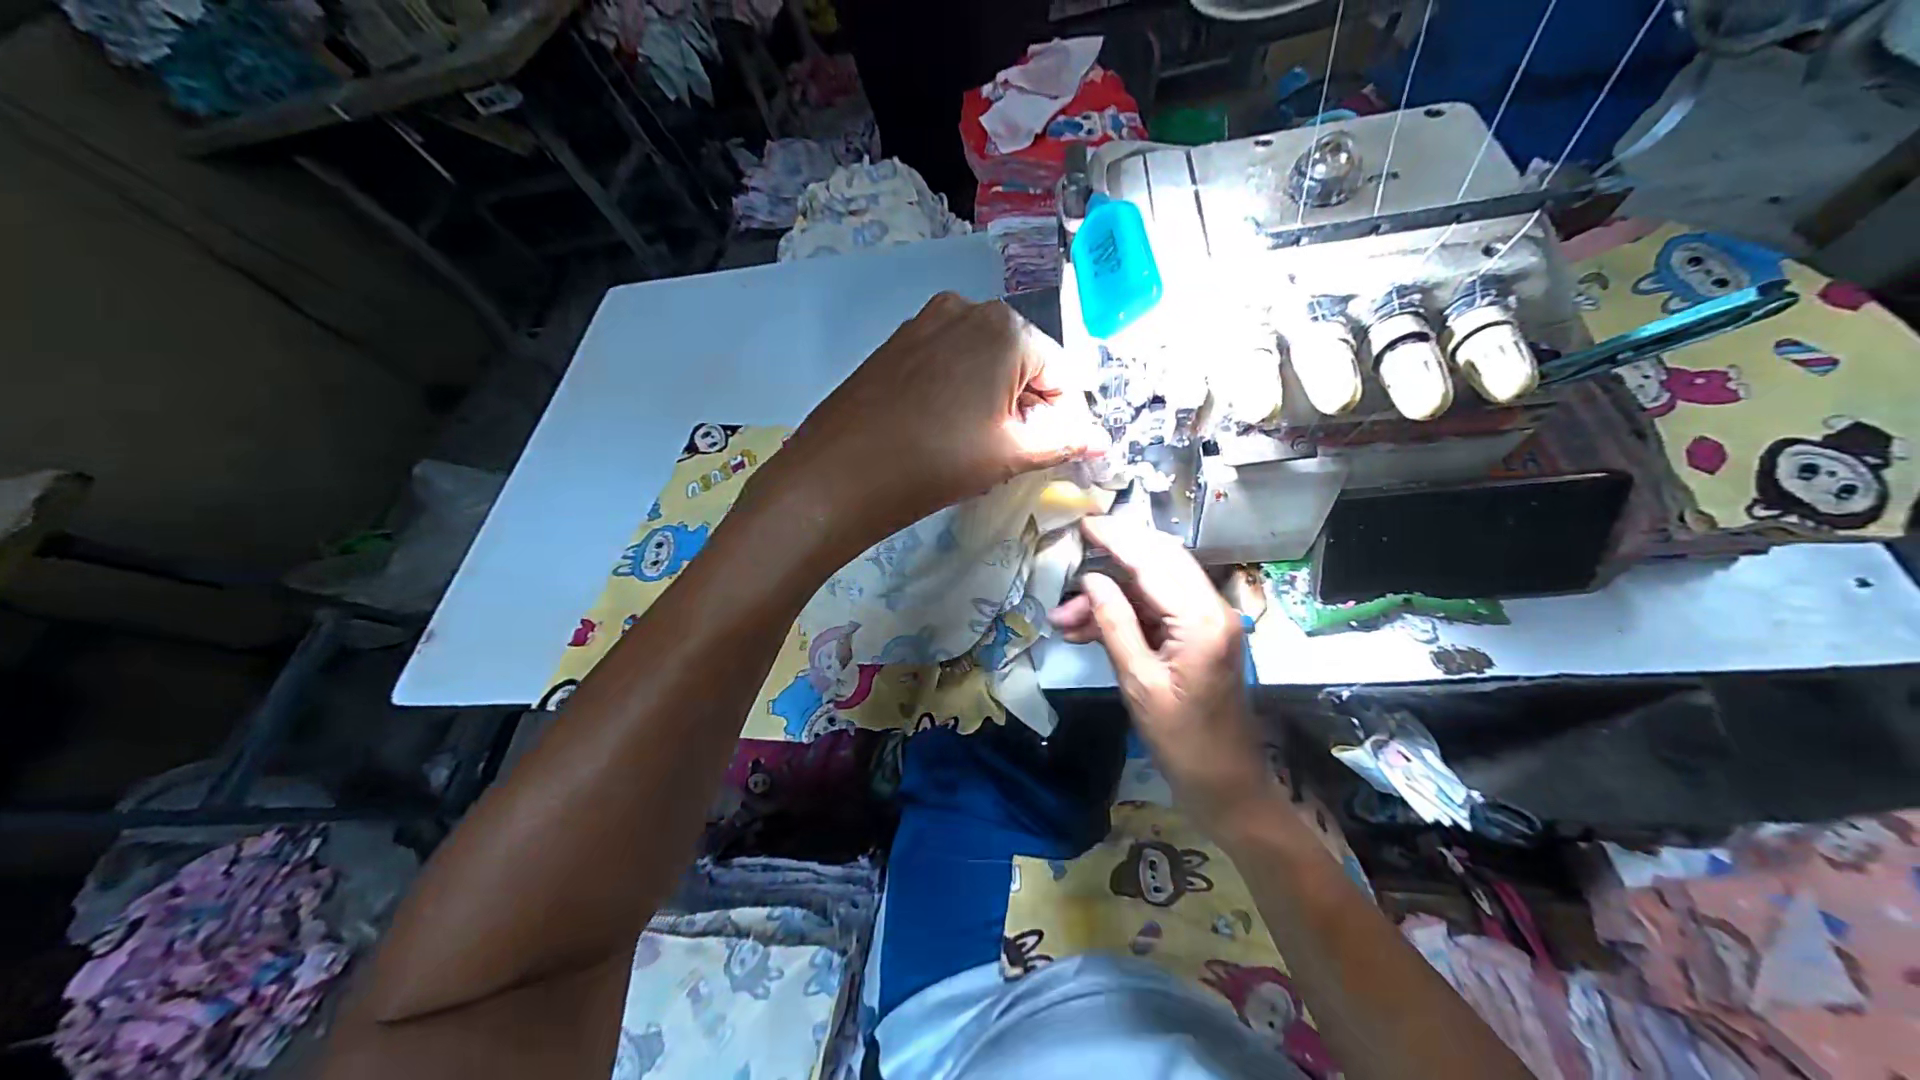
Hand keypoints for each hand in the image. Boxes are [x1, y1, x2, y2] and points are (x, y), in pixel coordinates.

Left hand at [757, 293, 1106, 557]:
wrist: (838, 474)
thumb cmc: (935, 462)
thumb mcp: (1009, 454)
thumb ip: (1063, 440)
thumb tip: (1100, 436)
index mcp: (1005, 327)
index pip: (1060, 374)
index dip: (1057, 418)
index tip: (1033, 452)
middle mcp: (967, 308)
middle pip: (1022, 363)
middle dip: (1022, 405)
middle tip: (997, 451)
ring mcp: (925, 321)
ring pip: (983, 362)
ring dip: (989, 400)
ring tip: (964, 443)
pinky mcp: (896, 342)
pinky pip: (947, 363)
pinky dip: (955, 392)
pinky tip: (935, 428)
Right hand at [1048, 515, 1280, 834]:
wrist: (1226, 783)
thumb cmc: (1182, 741)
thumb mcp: (1139, 682)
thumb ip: (1114, 624)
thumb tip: (1091, 579)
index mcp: (1201, 619)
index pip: (1153, 561)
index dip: (1116, 539)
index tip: (1083, 523)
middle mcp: (1211, 609)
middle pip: (1158, 562)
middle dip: (1111, 559)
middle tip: (1072, 556)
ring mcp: (1207, 621)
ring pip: (1152, 587)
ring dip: (1110, 595)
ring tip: (1064, 617)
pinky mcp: (1198, 635)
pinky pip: (1156, 610)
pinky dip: (1123, 614)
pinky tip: (1084, 628)